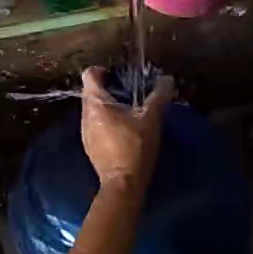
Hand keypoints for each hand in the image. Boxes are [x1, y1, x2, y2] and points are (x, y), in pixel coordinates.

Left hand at [79, 67, 174, 197]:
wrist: (123, 184)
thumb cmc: (135, 146)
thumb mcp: (151, 119)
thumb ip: (159, 96)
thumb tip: (167, 79)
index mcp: (96, 104)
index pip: (89, 75)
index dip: (102, 70)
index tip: (117, 74)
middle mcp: (85, 115)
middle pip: (91, 92)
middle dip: (108, 88)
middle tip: (129, 92)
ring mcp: (85, 132)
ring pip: (93, 110)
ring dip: (107, 107)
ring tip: (128, 111)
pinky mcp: (90, 146)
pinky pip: (95, 125)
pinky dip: (106, 121)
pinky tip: (123, 130)